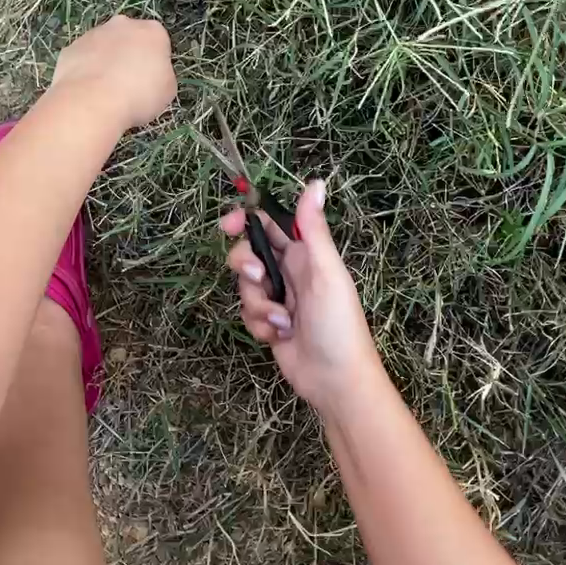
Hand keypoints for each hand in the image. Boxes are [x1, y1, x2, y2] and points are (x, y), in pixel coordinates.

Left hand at [46, 14, 176, 129]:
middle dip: (128, 55)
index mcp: (152, 31)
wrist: (92, 101)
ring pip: (103, 46)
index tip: (151, 80)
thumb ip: (162, 75)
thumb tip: (151, 75)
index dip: (155, 62)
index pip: (158, 41)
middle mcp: (122, 24)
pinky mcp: (71, 47)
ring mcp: (93, 34)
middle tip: (129, 83)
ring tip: (105, 91)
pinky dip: (85, 71)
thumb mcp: (167, 90)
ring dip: (105, 62)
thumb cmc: (138, 95)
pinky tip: (86, 91)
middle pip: (129, 38)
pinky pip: (83, 58)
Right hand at [221, 180, 385, 413]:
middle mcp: (290, 271)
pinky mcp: (269, 324)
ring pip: (245, 286)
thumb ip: (313, 228)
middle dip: (245, 266)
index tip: (227, 226)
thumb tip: (315, 182)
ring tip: (282, 323)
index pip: (268, 224)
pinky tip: (278, 337)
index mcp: (305, 253)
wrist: (337, 382)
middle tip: (258, 279)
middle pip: (249, 253)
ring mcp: (278, 298)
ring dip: (258, 304)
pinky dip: (259, 325)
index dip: (244, 220)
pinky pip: (248, 313)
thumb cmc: (338, 324)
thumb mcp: (326, 272)